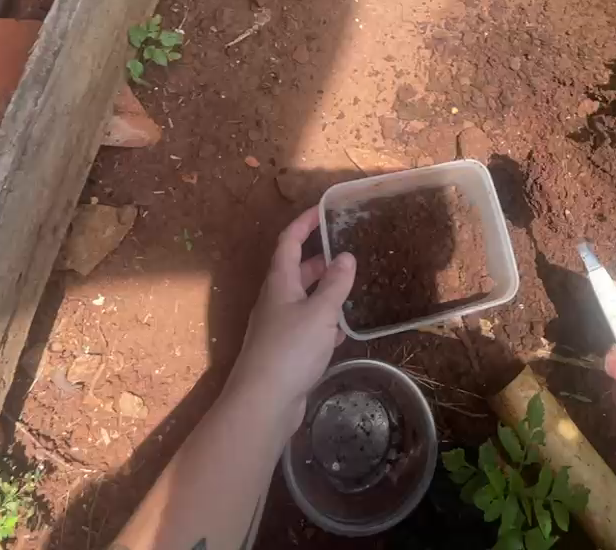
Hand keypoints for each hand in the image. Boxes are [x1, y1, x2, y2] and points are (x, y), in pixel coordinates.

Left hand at [224, 208, 355, 434]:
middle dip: (320, 258)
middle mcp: (276, 300)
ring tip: (352, 286)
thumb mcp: (320, 312)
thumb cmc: (290, 349)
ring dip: (325, 291)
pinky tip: (344, 329)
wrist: (262, 404)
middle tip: (347, 250)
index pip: (289, 242)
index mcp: (280, 282)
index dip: (304, 223)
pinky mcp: (285, 352)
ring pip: (304, 299)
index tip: (323, 210)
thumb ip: (335, 284)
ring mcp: (278, 327)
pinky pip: (308, 325)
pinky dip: (325, 321)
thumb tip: (346, 257)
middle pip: (297, 270)